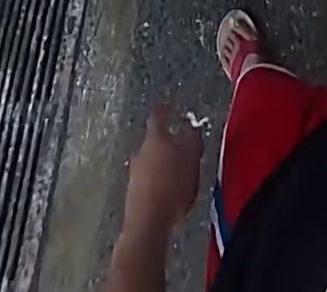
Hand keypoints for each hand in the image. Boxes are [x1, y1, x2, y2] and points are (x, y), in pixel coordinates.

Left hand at [121, 100, 204, 229]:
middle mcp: (140, 153)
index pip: (159, 116)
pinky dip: (158, 181)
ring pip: (151, 161)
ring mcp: (134, 175)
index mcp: (155, 138)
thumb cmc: (173, 183)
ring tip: (179, 172)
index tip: (166, 103)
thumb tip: (192, 129)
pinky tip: (170, 191)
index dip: (164, 109)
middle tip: (183, 145)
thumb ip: (194, 139)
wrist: (148, 223)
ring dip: (163, 164)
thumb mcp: (193, 156)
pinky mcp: (132, 195)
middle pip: (154, 141)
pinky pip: (149, 180)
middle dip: (168, 143)